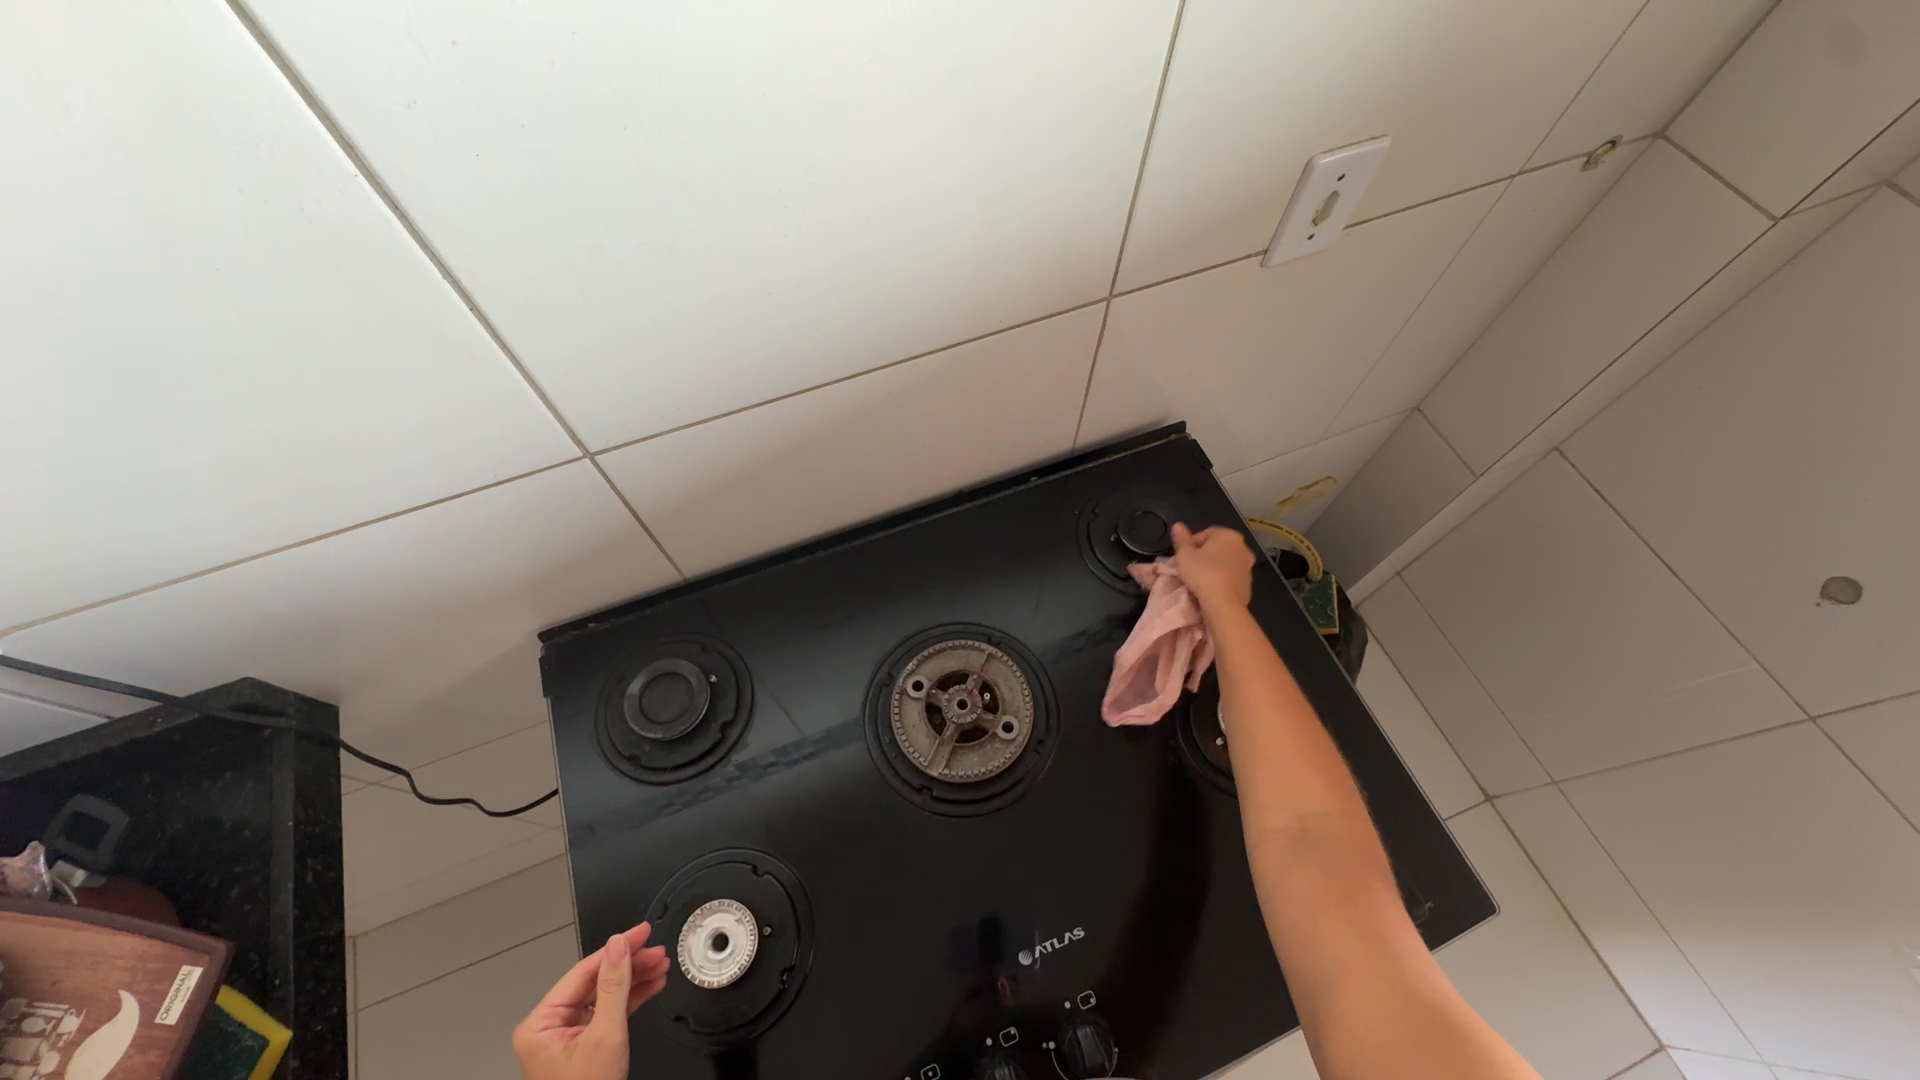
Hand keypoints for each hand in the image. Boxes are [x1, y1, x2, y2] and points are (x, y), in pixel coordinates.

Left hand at [513, 924, 671, 1079]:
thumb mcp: (605, 1035)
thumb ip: (613, 986)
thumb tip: (619, 945)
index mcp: (541, 1023)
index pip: (583, 972)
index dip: (616, 949)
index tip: (641, 933)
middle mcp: (550, 1026)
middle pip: (595, 981)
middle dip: (630, 965)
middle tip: (657, 950)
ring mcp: (567, 1035)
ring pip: (605, 994)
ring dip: (635, 979)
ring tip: (661, 965)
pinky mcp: (585, 1044)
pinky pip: (609, 1011)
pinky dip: (632, 998)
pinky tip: (652, 985)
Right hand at [1171, 522, 1254, 613]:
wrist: (1224, 604)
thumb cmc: (1202, 574)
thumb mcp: (1184, 555)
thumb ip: (1181, 539)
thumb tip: (1177, 525)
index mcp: (1229, 535)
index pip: (1206, 533)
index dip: (1191, 543)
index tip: (1182, 556)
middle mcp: (1243, 547)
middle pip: (1218, 547)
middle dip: (1204, 554)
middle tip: (1189, 566)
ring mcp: (1248, 566)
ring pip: (1226, 562)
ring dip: (1214, 567)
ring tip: (1199, 579)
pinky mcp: (1249, 584)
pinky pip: (1231, 576)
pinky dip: (1222, 579)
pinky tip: (1211, 588)